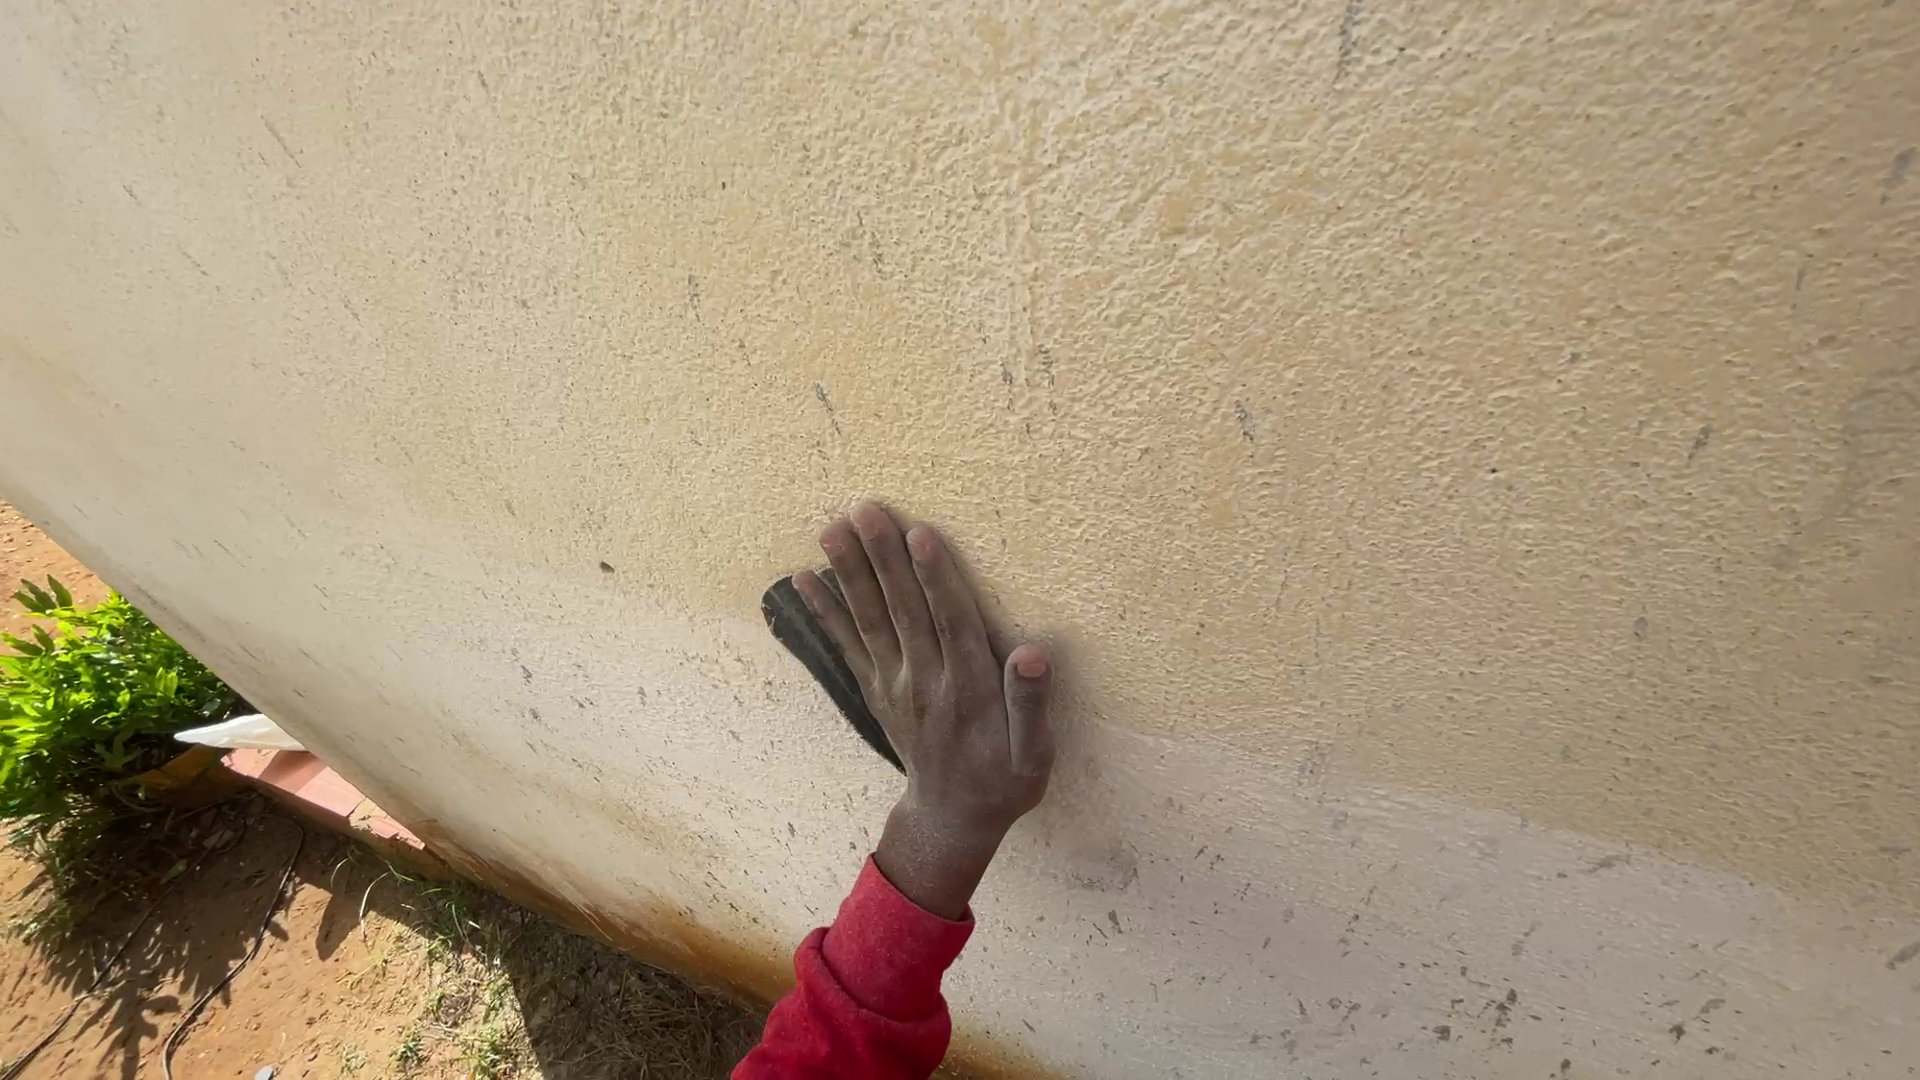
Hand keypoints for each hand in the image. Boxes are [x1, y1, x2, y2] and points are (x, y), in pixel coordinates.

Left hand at [793, 503, 1054, 917]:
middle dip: (883, 559)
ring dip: (849, 574)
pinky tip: (804, 579)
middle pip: (903, 611)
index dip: (936, 578)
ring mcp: (895, 685)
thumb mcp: (1035, 755)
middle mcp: (925, 681)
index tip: (918, 534)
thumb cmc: (1003, 780)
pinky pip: (847, 646)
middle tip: (864, 511)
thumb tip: (1032, 654)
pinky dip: (824, 612)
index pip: (950, 624)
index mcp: (968, 691)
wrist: (951, 819)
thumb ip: (1032, 704)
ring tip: (830, 531)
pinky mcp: (876, 690)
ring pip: (870, 621)